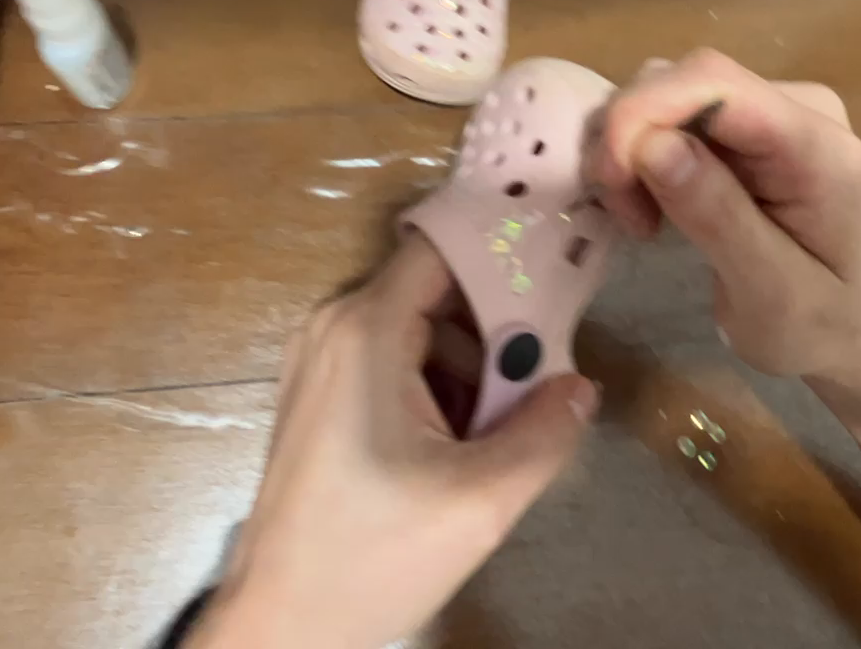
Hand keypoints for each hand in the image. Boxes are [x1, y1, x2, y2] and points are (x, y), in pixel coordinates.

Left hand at [189, 235, 599, 648]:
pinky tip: (451, 441)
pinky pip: (390, 356)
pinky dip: (431, 382)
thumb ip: (544, 433)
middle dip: (493, 328)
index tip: (552, 263)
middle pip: (433, 291)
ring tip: (492, 427)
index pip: (441, 249)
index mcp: (366, 328)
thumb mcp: (479, 500)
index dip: (497, 250)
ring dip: (465, 365)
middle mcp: (336, 322)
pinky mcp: (319, 387)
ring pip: (416, 328)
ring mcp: (320, 354)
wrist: (279, 623)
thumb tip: (581, 387)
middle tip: (538, 372)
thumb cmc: (372, 554)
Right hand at [586, 49, 860, 434]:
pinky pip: (666, 110)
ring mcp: (768, 107)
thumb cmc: (814, 327)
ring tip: (638, 218)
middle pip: (682, 80)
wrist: (842, 330)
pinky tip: (646, 200)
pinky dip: (636, 152)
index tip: (609, 180)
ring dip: (628, 149)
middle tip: (624, 216)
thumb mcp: (770, 293)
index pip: (715, 85)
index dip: (644, 113)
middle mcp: (797, 106)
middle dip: (629, 138)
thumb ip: (717, 216)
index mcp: (819, 146)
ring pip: (663, 90)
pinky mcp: (739, 120)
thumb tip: (652, 145)